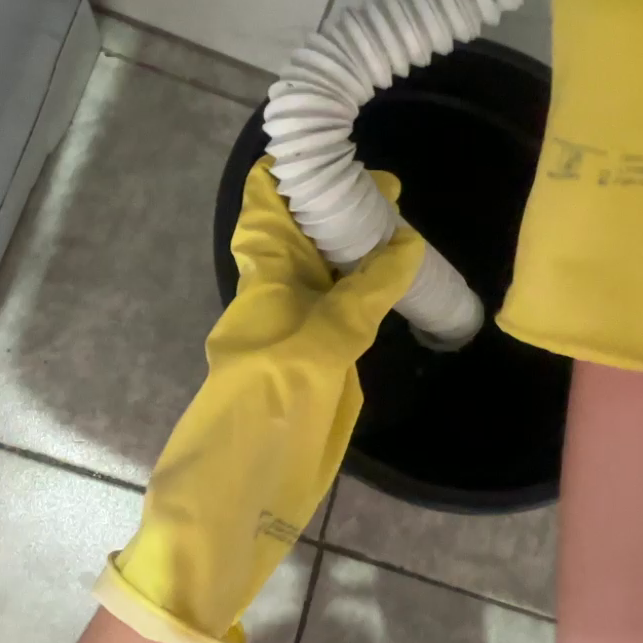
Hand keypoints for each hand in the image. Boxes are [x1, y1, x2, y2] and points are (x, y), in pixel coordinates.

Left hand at [93, 157, 423, 642]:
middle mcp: (276, 297)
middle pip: (299, 234)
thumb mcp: (314, 351)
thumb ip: (360, 299)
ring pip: (323, 271)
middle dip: (334, 203)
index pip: (265, 209)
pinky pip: (343, 311)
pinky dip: (367, 289)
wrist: (238, 500)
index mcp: (263, 283)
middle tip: (390, 186)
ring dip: (354, 244)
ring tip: (401, 222)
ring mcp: (298, 331)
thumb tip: (405, 244)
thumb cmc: (263, 417)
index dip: (286, 171)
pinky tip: (398, 281)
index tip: (326, 141)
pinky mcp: (318, 363)